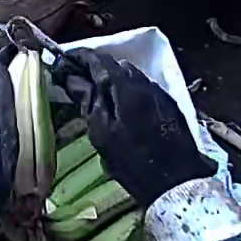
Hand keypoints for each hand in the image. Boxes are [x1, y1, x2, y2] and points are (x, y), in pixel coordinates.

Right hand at [52, 49, 210, 207]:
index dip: (77, 57)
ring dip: (110, 78)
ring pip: (129, 75)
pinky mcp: (169, 105)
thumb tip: (72, 77)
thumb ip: (87, 100)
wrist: (178, 184)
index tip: (62, 61)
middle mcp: (145, 83)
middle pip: (115, 64)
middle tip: (74, 77)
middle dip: (93, 67)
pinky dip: (124, 88)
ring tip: (94, 91)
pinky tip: (118, 104)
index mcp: (126, 87)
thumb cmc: (133, 160)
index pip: (98, 59)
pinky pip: (141, 87)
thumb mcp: (101, 132)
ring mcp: (159, 93)